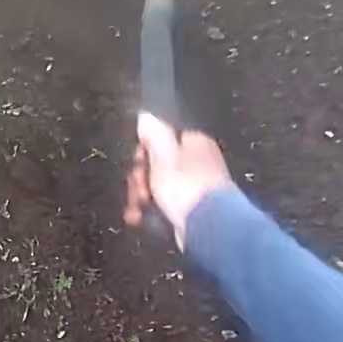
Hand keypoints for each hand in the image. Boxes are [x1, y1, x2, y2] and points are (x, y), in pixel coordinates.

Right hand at [124, 111, 234, 249]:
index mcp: (193, 143)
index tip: (137, 167)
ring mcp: (193, 186)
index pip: (160, 141)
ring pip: (156, 188)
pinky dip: (149, 212)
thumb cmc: (186, 188)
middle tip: (139, 191)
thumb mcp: (163, 155)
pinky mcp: (189, 208)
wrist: (205, 225)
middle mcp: (196, 162)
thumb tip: (145, 116)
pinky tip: (140, 218)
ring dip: (141, 199)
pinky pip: (162, 205)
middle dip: (140, 181)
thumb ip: (153, 134)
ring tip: (137, 210)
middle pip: (156, 166)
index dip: (143, 155)